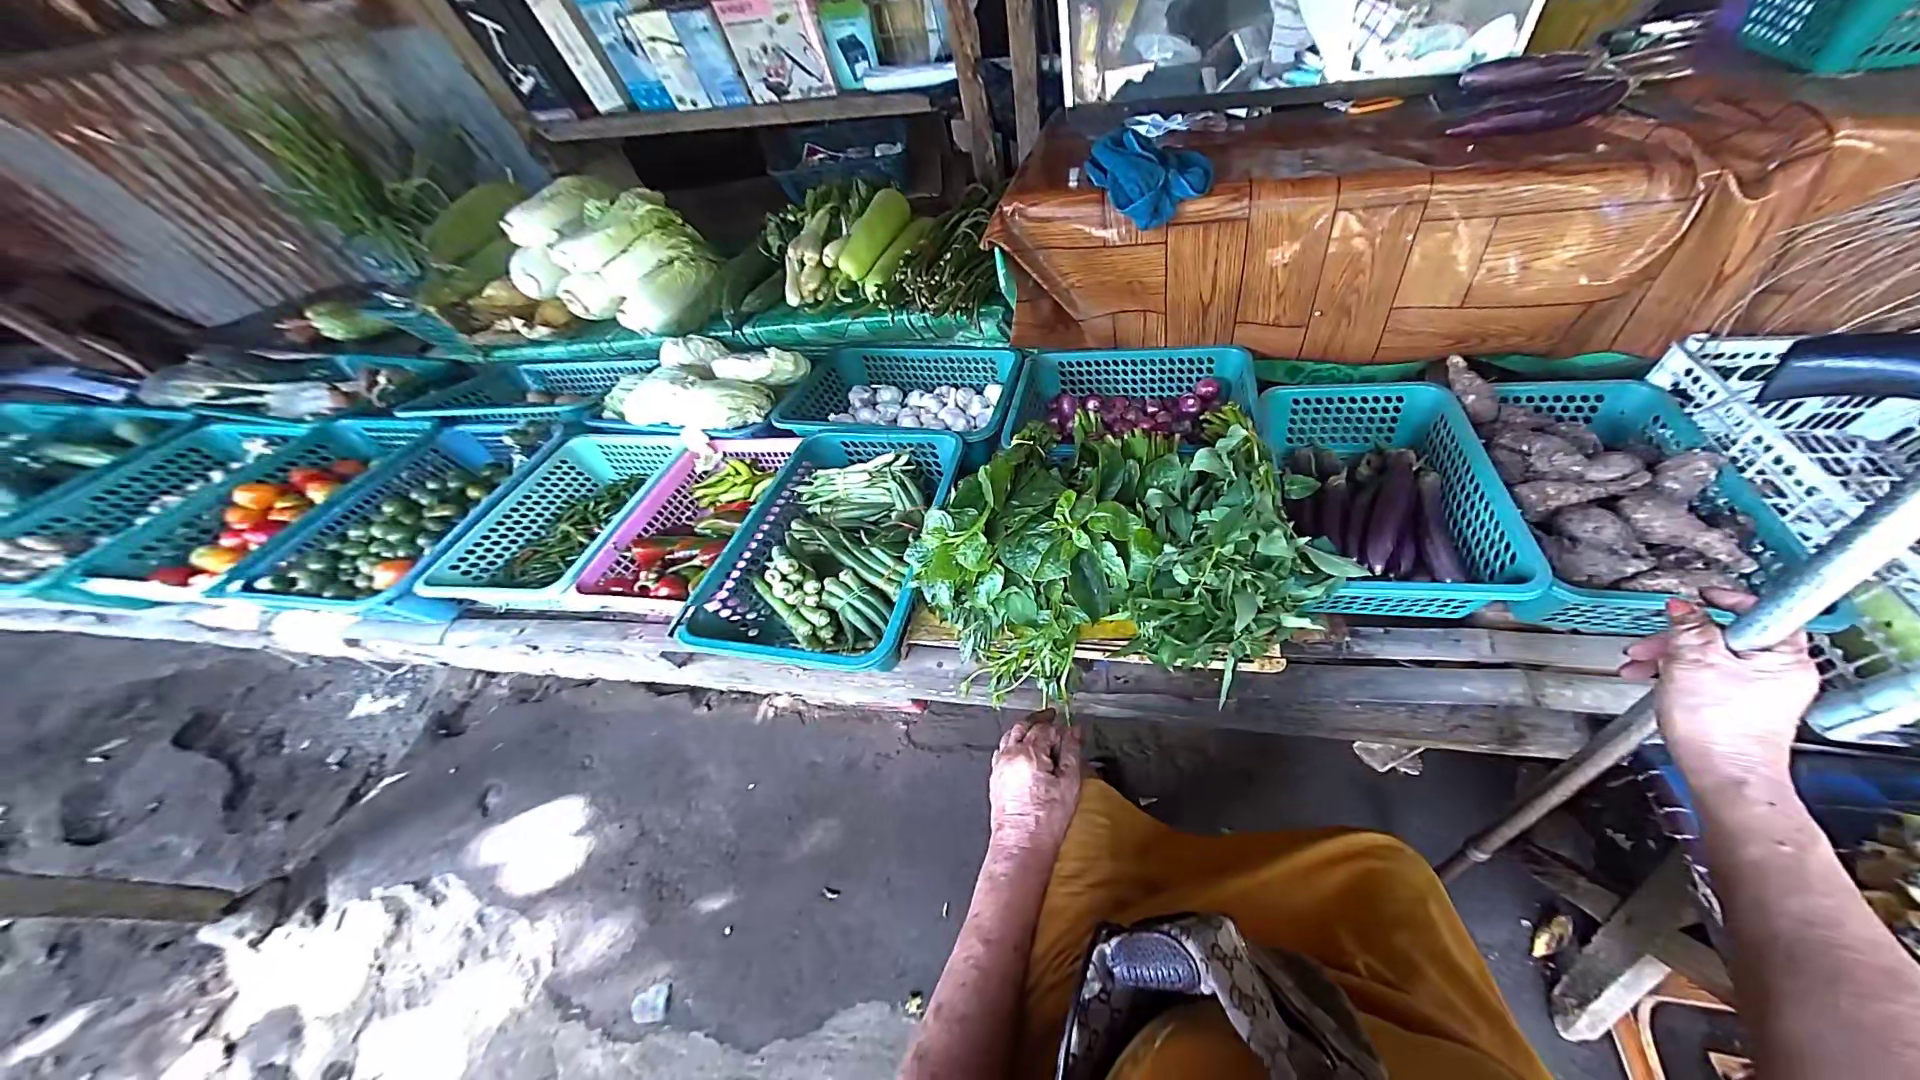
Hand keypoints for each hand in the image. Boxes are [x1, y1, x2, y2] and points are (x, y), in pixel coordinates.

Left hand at [988, 709, 1083, 853]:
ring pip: (1010, 735)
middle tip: (1052, 717)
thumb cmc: (1046, 819)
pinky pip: (1002, 749)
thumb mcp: (1069, 783)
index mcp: (1029, 752)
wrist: (1021, 844)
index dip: (1058, 728)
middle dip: (1039, 720)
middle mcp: (1010, 754)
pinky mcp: (995, 777)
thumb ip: (1071, 752)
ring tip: (1037, 730)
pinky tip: (1021, 748)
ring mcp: (999, 764)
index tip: (1069, 731)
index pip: (1044, 728)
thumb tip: (1073, 731)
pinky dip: (1013, 742)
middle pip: (1024, 726)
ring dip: (1024, 729)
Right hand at [1619, 588, 1818, 784]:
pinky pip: (1706, 674)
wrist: (1719, 767)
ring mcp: (1760, 688)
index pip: (1759, 612)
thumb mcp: (1691, 660)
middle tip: (1649, 643)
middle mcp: (1779, 670)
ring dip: (1668, 655)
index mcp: (1782, 655)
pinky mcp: (1739, 701)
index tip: (1702, 595)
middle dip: (1677, 637)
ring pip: (1709, 655)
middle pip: (1724, 635)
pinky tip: (1651, 677)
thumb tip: (1682, 606)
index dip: (1726, 600)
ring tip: (1639, 665)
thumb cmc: (1715, 721)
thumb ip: (1688, 627)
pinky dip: (1675, 672)